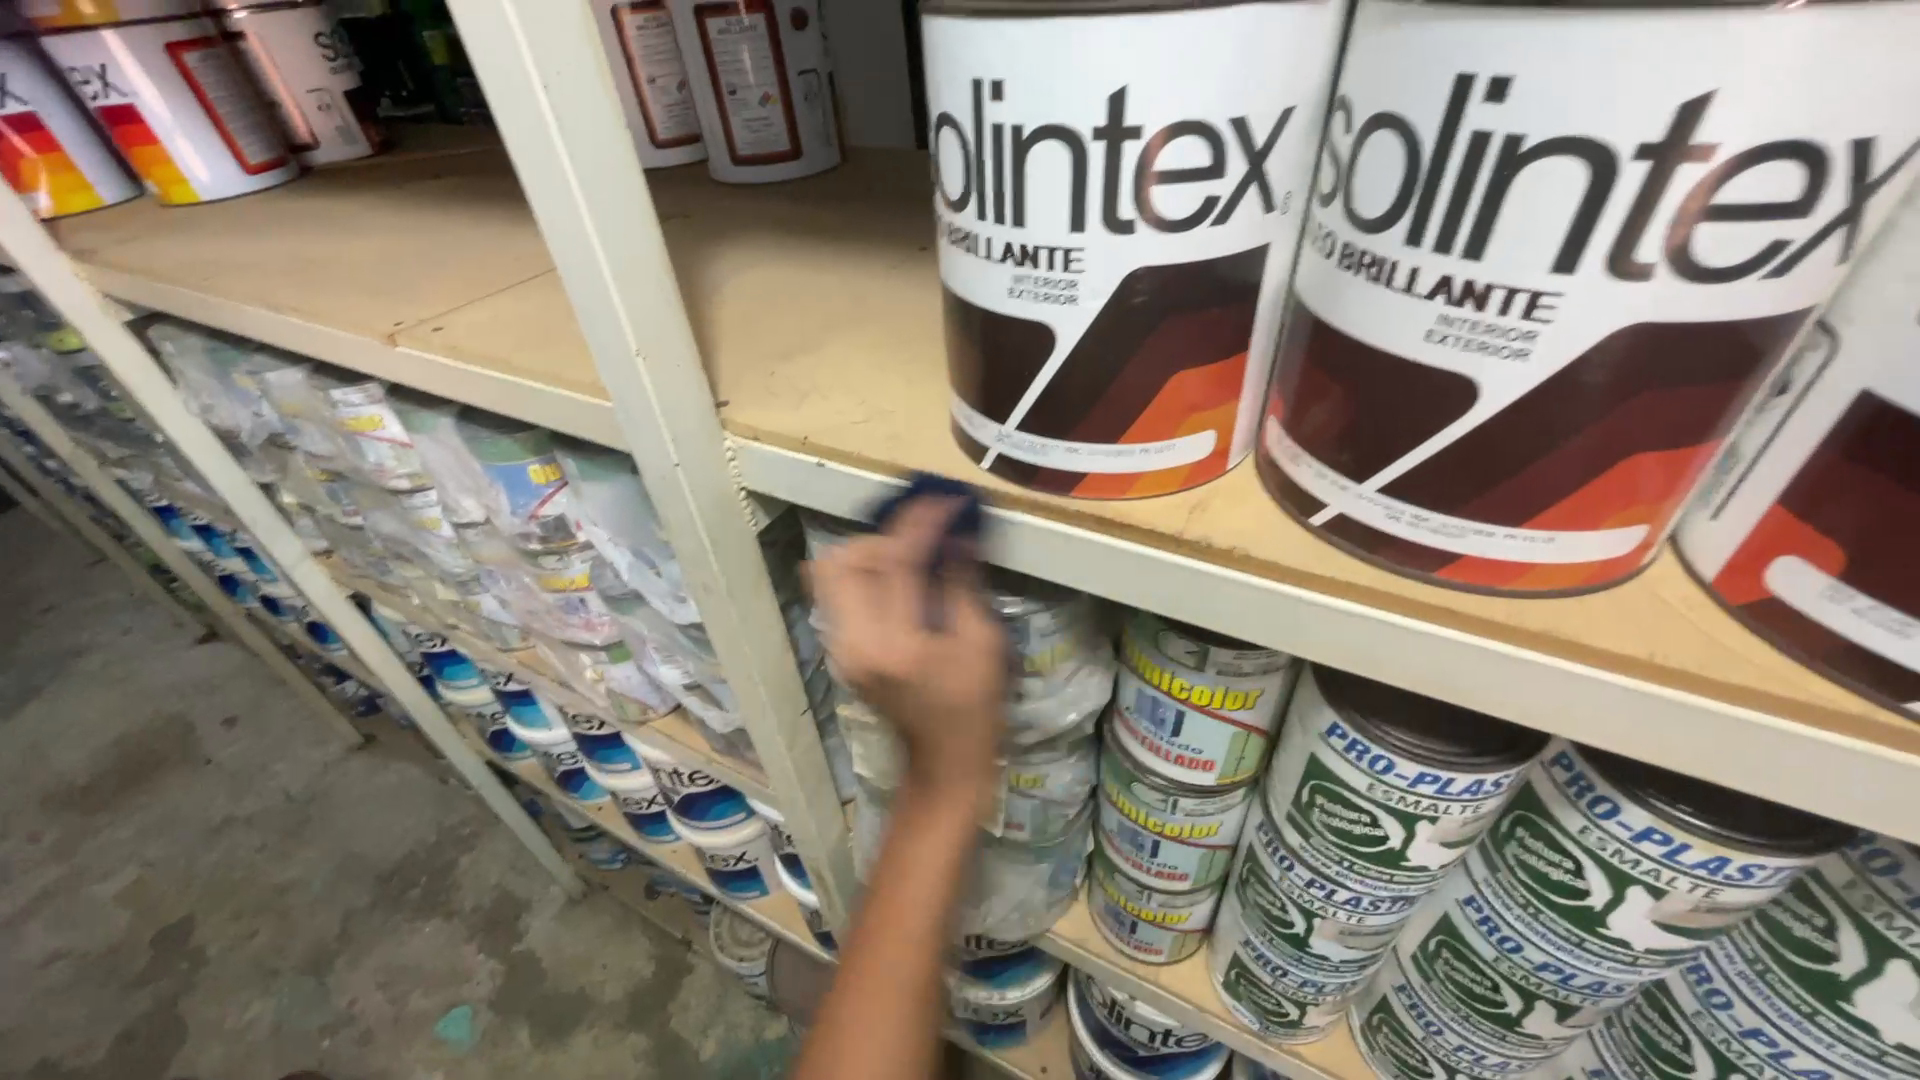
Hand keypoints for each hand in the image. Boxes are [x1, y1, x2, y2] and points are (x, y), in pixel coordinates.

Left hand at [810, 498, 1006, 805]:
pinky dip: (860, 573)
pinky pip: (834, 593)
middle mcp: (856, 644)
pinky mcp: (838, 650)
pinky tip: (892, 575)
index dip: (921, 522)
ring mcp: (840, 649)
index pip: (896, 562)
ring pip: (830, 572)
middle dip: (885, 537)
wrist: (942, 761)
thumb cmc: (975, 707)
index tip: (944, 501)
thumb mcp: (983, 642)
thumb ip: (962, 582)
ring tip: (906, 555)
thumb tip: (955, 533)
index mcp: (897, 646)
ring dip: (868, 552)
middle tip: (920, 537)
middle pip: (845, 561)